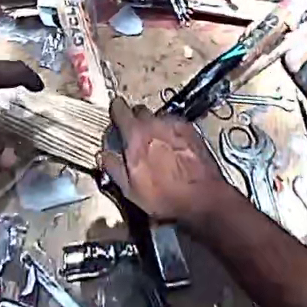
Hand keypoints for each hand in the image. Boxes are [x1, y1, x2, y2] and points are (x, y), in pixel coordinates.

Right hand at [99, 97, 235, 226]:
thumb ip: (113, 167)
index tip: (116, 119)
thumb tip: (102, 155)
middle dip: (135, 121)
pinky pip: (175, 124)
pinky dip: (172, 133)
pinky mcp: (191, 130)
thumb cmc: (166, 196)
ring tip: (159, 148)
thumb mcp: (130, 190)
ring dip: (155, 127)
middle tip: (137, 140)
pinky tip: (175, 150)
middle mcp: (154, 123)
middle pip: (139, 110)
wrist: (203, 199)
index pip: (118, 107)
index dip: (116, 112)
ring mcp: (174, 124)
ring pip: (158, 117)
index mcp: (135, 134)